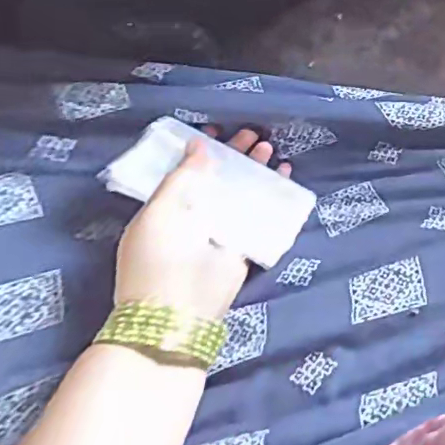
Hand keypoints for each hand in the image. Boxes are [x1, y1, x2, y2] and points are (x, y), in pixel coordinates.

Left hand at [113, 128, 290, 318]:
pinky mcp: (243, 245)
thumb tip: (198, 144)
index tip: (218, 131)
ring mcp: (219, 231)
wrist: (178, 312)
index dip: (202, 151)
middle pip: (218, 178)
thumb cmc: (160, 257)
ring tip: (269, 149)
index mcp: (165, 207)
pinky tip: (284, 176)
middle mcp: (193, 216)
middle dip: (235, 155)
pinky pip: (260, 213)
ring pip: (241, 192)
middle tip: (253, 134)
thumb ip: (181, 176)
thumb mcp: (160, 211)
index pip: (186, 171)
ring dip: (255, 170)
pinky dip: (273, 194)